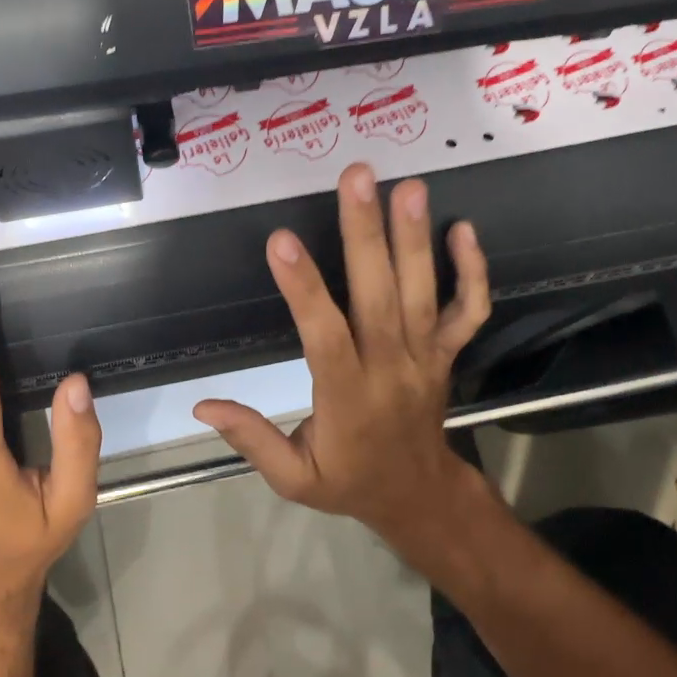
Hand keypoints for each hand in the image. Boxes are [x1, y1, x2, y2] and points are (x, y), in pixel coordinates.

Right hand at [193, 162, 491, 542]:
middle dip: (366, 235)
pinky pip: (468, 311)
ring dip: (415, 239)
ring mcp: (425, 358)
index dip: (304, 290)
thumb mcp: (293, 478)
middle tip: (357, 179)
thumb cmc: (349, 481)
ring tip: (407, 187)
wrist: (419, 497)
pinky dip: (473, 272)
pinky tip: (462, 229)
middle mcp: (391, 370)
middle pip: (380, 298)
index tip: (282, 241)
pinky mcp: (447, 354)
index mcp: (348, 398)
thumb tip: (203, 405)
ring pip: (422, 295)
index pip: (325, 337)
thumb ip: (251, 439)